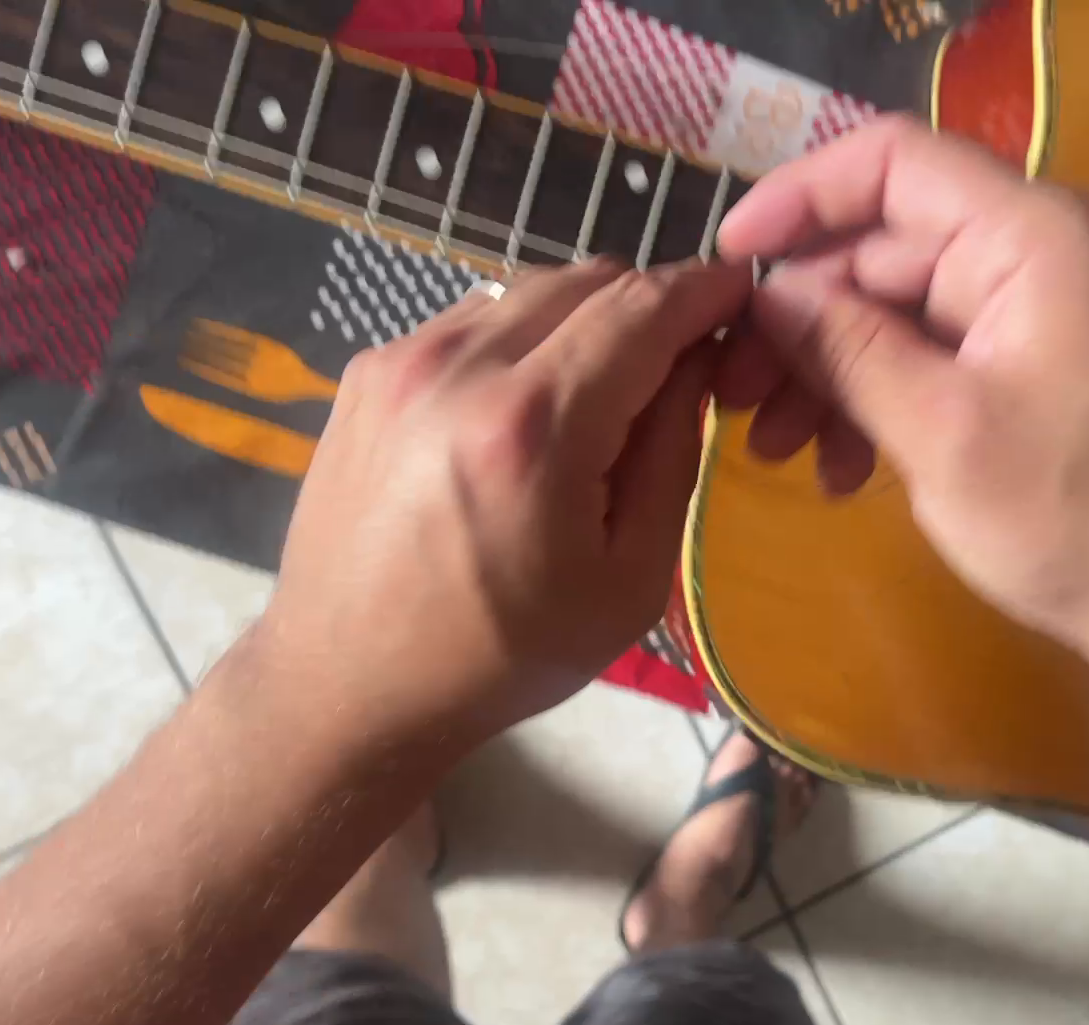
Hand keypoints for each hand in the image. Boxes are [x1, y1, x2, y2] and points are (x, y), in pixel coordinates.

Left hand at [256, 259, 750, 740]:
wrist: (350, 680)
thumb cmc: (503, 653)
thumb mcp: (630, 582)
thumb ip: (673, 456)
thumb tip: (690, 365)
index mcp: (533, 428)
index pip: (642, 308)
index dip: (702, 289)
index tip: (737, 293)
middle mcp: (457, 368)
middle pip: (585, 280)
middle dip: (646, 303)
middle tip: (673, 362)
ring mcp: (399, 361)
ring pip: (526, 292)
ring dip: (582, 320)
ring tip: (595, 393)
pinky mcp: (366, 373)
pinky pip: (471, 321)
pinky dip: (521, 339)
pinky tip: (521, 406)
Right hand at [715, 118, 1088, 658]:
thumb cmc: (1067, 519)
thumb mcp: (938, 431)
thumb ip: (846, 349)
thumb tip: (764, 294)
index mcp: (1027, 239)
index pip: (893, 165)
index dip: (798, 198)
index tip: (726, 259)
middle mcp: (1024, 257)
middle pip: (874, 256)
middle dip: (795, 325)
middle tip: (733, 393)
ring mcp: (1017, 317)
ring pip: (881, 318)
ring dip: (819, 376)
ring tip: (773, 448)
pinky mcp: (1008, 370)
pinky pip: (913, 364)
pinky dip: (862, 407)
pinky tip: (837, 472)